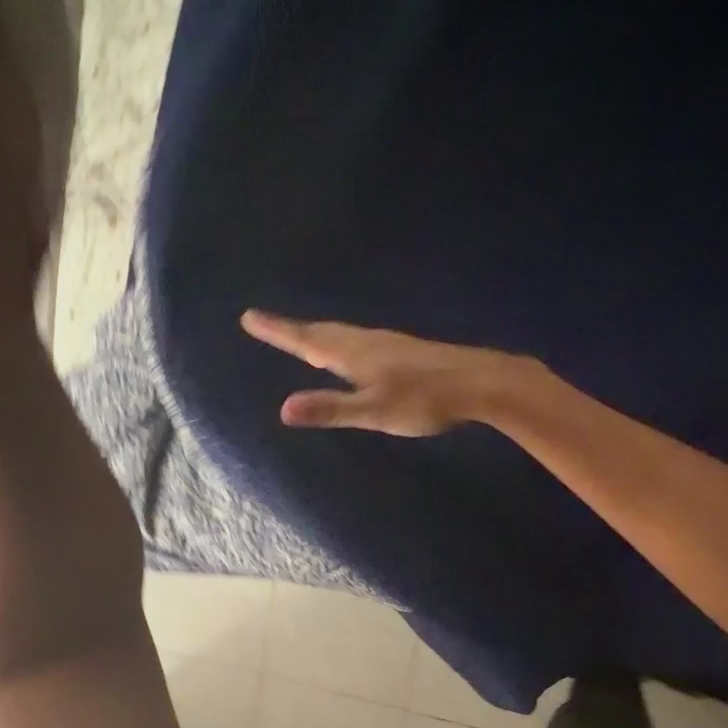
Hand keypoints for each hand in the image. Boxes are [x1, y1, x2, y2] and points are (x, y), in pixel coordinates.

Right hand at [241, 311, 538, 436]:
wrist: (477, 382)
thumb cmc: (424, 400)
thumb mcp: (374, 410)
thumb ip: (331, 408)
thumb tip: (283, 409)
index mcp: (353, 353)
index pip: (306, 340)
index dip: (278, 331)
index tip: (250, 317)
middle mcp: (367, 342)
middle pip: (323, 332)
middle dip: (294, 330)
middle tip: (269, 324)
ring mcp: (388, 344)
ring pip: (344, 335)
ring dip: (319, 334)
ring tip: (305, 338)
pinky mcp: (406, 352)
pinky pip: (361, 342)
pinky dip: (344, 343)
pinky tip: (355, 353)